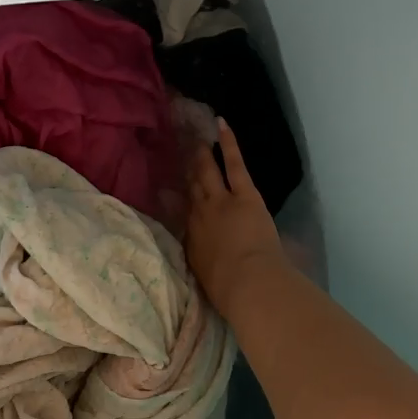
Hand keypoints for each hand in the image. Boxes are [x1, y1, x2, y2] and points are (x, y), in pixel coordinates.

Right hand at [186, 118, 287, 314]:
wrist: (250, 285)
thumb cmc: (229, 293)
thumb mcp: (204, 277)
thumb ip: (199, 259)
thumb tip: (197, 253)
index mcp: (191, 238)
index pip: (182, 212)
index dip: (175, 196)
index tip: (167, 185)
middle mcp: (200, 214)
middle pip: (190, 187)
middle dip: (185, 169)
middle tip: (178, 150)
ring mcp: (221, 199)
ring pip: (207, 171)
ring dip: (201, 154)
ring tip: (196, 138)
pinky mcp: (243, 193)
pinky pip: (234, 164)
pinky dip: (228, 143)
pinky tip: (221, 125)